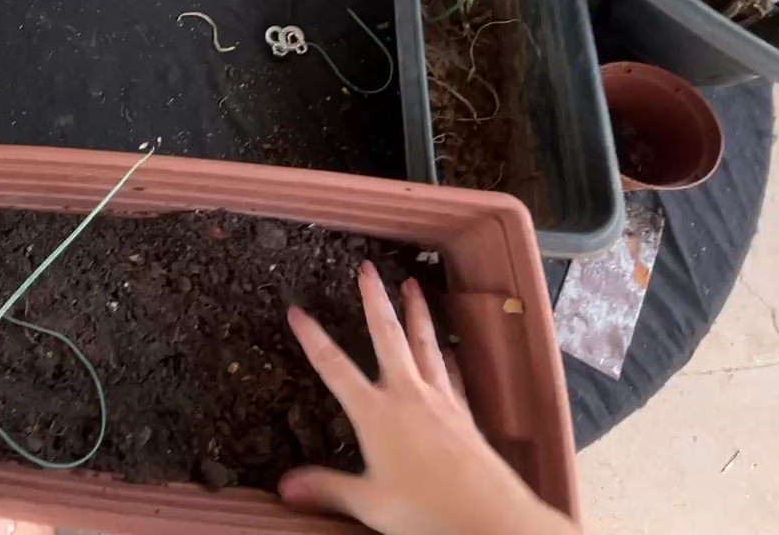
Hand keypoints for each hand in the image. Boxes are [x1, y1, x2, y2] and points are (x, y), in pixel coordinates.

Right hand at [280, 263, 579, 534]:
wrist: (494, 523)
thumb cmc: (427, 512)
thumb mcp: (371, 504)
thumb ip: (328, 488)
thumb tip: (283, 486)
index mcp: (375, 411)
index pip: (334, 366)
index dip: (312, 338)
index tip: (295, 310)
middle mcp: (406, 395)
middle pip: (386, 336)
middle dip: (374, 300)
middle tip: (368, 269)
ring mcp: (439, 401)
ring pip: (424, 344)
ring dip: (416, 312)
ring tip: (412, 284)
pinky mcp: (464, 416)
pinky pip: (452, 376)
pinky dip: (446, 357)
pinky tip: (447, 347)